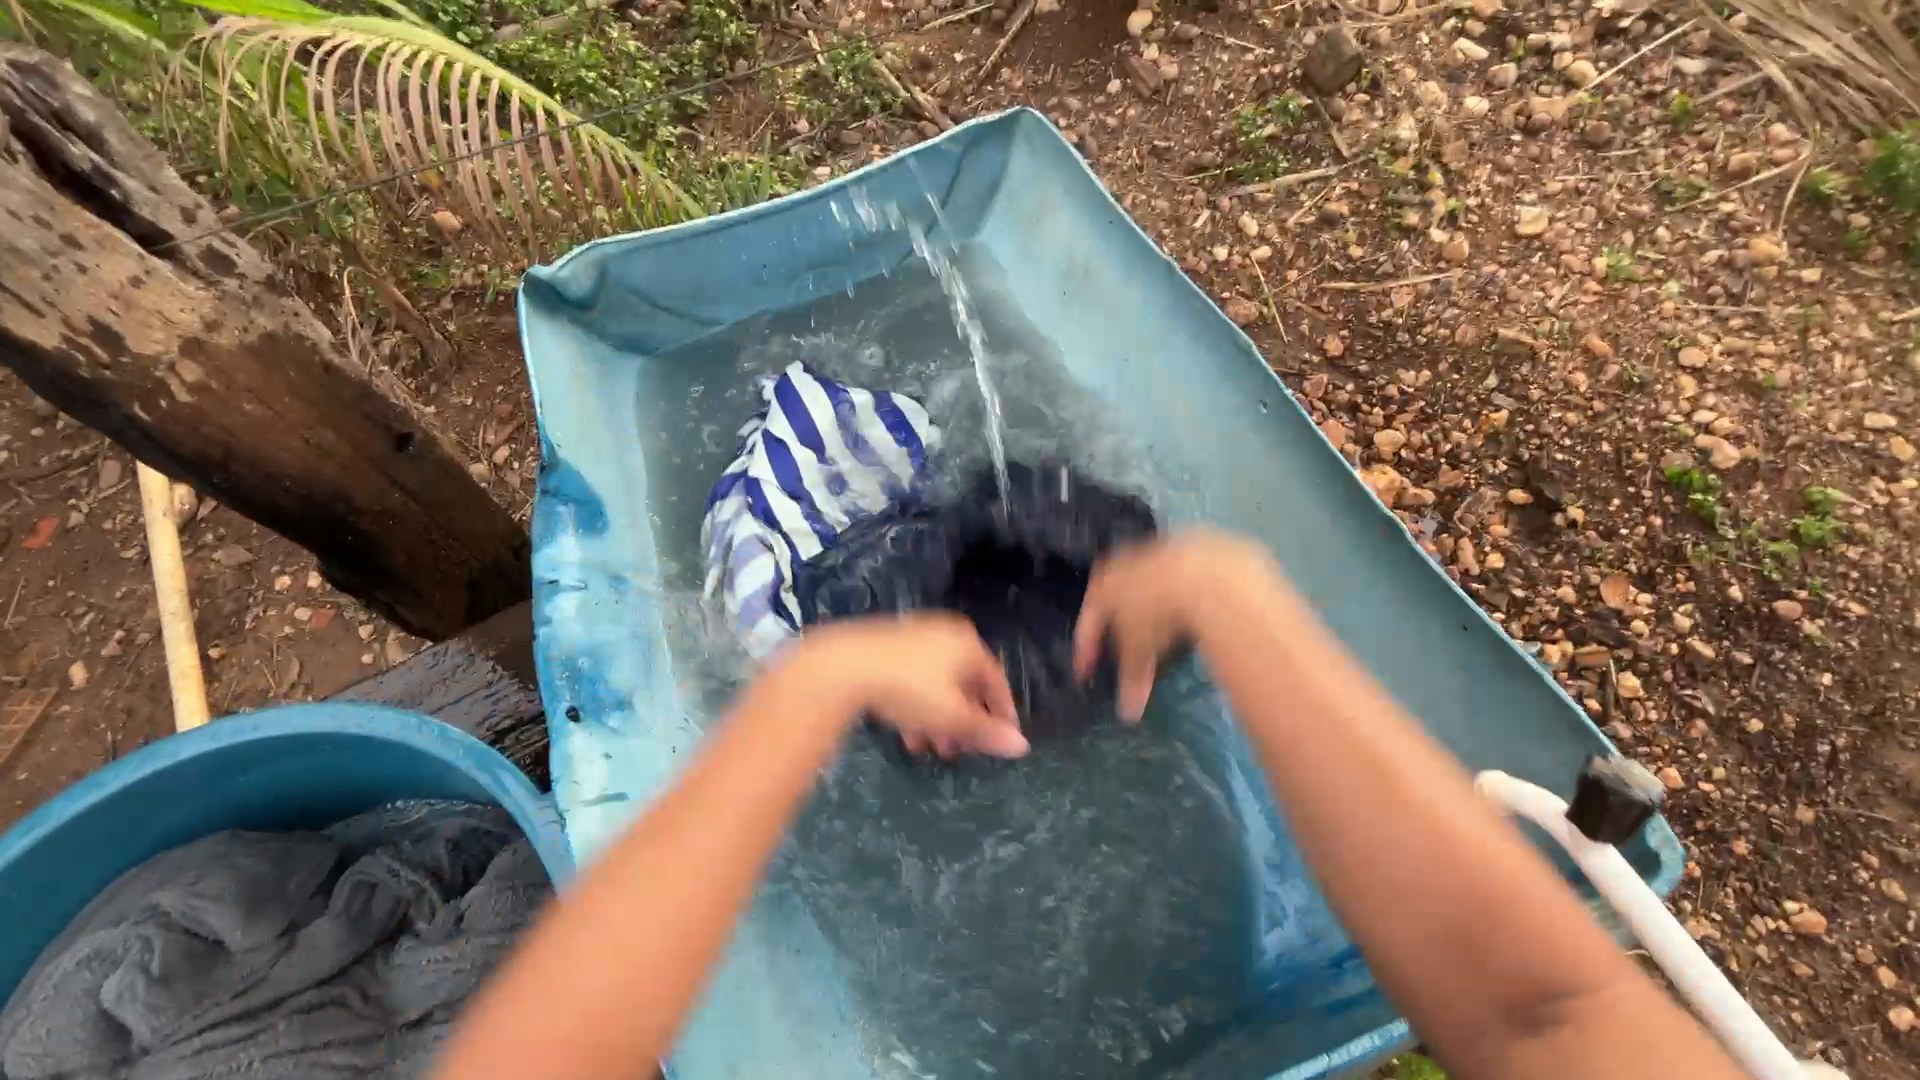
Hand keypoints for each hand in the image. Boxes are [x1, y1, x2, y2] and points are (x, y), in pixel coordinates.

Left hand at [801, 614, 1027, 759]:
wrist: (845, 665)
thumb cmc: (910, 688)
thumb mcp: (952, 715)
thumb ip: (986, 732)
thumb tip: (1022, 746)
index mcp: (968, 644)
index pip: (996, 682)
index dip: (1001, 714)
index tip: (1001, 741)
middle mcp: (946, 635)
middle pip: (964, 684)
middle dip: (962, 722)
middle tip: (957, 751)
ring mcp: (915, 638)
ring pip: (937, 685)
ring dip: (937, 720)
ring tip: (928, 748)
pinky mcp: (887, 647)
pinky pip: (913, 679)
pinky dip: (916, 706)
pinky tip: (906, 734)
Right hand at [1072, 530, 1282, 722]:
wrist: (1210, 577)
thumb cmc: (1159, 615)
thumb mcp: (1140, 650)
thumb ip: (1131, 678)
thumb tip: (1128, 713)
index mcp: (1105, 583)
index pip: (1088, 619)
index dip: (1086, 649)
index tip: (1085, 672)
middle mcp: (1127, 561)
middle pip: (1119, 597)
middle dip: (1120, 624)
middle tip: (1127, 649)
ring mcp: (1162, 550)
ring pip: (1152, 583)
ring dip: (1154, 606)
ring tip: (1164, 630)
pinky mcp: (1196, 545)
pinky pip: (1183, 576)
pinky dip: (1184, 595)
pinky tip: (1196, 610)